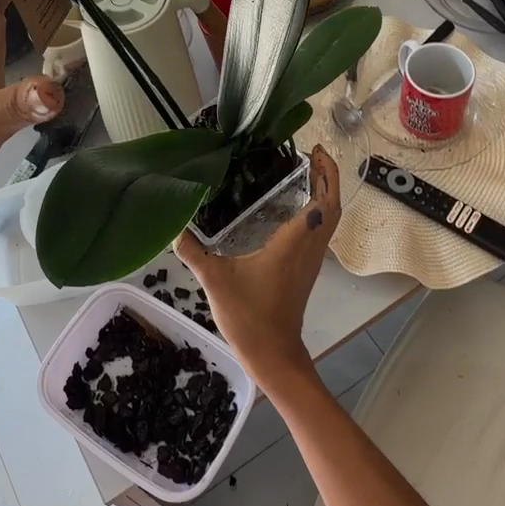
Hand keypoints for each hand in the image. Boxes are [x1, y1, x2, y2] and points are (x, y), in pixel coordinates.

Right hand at [177, 145, 341, 388]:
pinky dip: (318, 211)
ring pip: (329, 219)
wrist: (272, 354)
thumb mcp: (215, 280)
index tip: (315, 151)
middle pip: (332, 205)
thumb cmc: (249, 316)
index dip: (325, 174)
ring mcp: (312, 260)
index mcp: (294, 243)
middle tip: (313, 154)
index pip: (322, 202)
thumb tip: (172, 226)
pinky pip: (321, 231)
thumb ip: (193, 252)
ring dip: (325, 193)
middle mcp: (309, 247)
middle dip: (328, 177)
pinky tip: (297, 207)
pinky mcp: (307, 269)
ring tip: (308, 172)